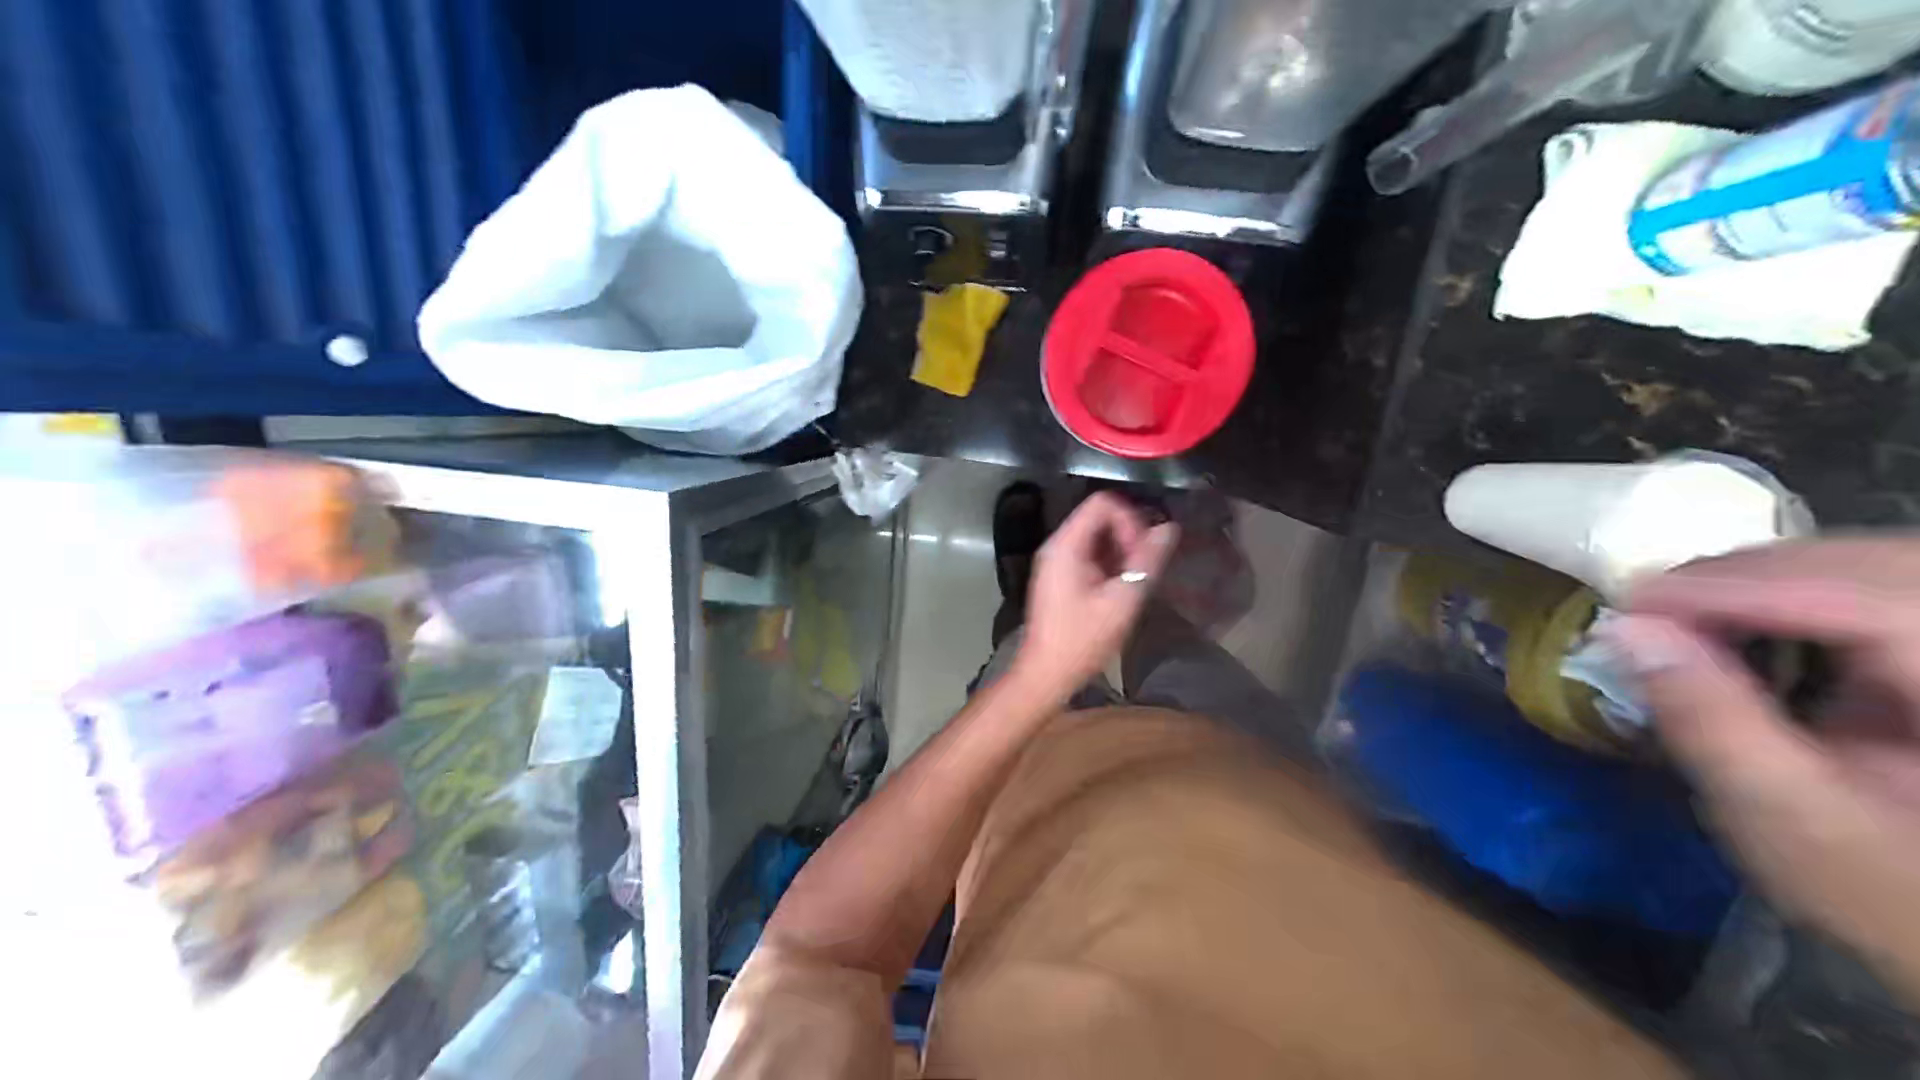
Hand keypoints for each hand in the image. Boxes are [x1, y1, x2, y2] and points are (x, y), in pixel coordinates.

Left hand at [1010, 492, 1178, 701]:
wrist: (1047, 673)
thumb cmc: (1082, 640)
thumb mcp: (1122, 600)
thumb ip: (1147, 561)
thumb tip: (1169, 528)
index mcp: (1066, 545)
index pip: (1103, 503)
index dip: (1130, 520)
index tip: (1143, 551)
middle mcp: (1057, 546)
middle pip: (1099, 518)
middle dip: (1128, 536)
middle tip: (1143, 569)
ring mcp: (1056, 562)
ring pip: (1096, 538)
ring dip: (1121, 553)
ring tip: (1136, 582)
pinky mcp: (1060, 578)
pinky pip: (1089, 556)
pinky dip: (1110, 565)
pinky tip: (1122, 590)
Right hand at [1613, 538, 1919, 1001]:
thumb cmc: (1881, 889)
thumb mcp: (1785, 815)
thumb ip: (1708, 717)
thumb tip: (1626, 630)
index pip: (1871, 603)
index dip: (1742, 586)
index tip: (1635, 597)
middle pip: (1885, 567)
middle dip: (1753, 570)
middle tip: (1651, 597)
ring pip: (1887, 567)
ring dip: (1774, 574)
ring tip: (1686, 603)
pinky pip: (1885, 591)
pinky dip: (1803, 590)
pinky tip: (1744, 615)